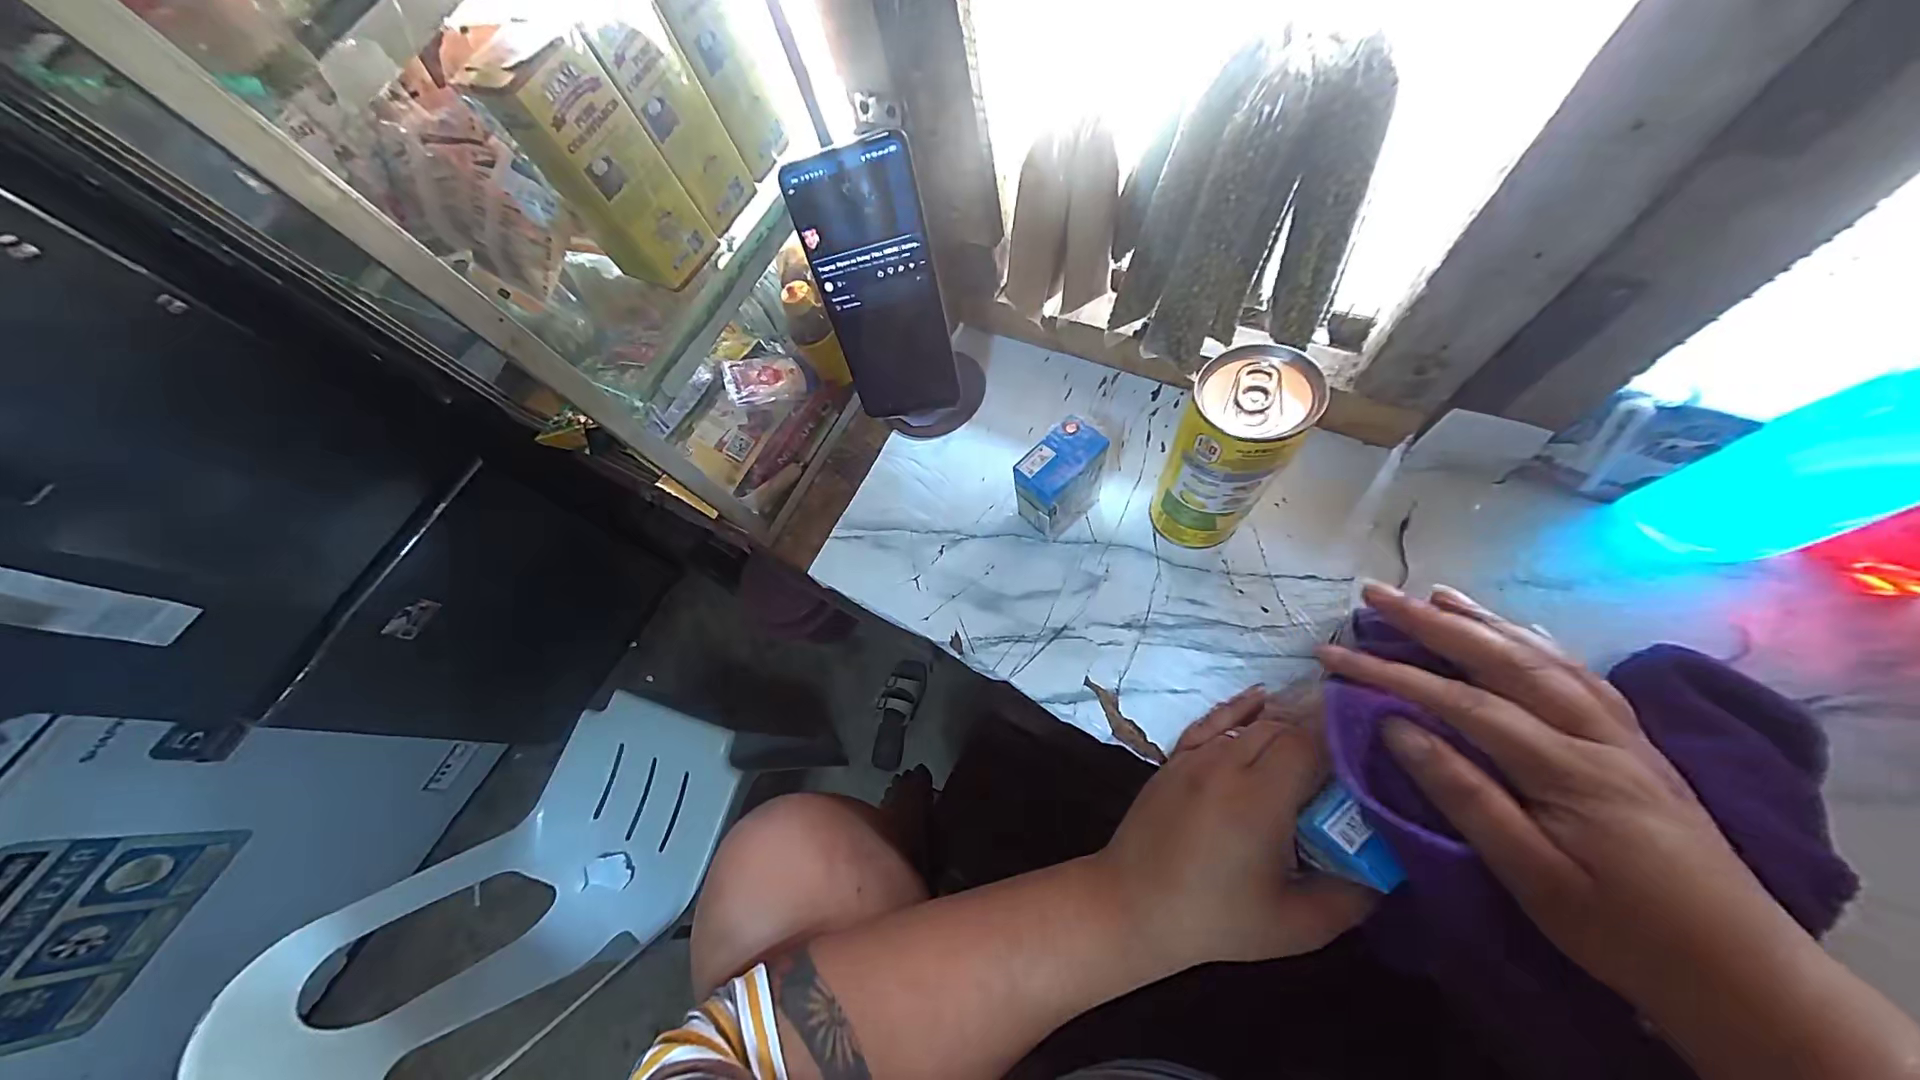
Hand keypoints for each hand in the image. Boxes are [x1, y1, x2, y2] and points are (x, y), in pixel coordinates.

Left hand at [1093, 686, 1374, 969]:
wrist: (1131, 904)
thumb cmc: (1215, 919)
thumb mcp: (1296, 925)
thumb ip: (1351, 897)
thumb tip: (1390, 868)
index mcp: (1258, 799)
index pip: (1309, 743)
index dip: (1343, 736)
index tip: (1375, 740)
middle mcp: (1225, 765)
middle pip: (1282, 727)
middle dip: (1322, 730)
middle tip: (1357, 744)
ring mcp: (1195, 758)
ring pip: (1249, 722)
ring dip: (1286, 719)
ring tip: (1322, 722)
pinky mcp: (1174, 759)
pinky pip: (1212, 721)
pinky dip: (1239, 707)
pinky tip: (1260, 698)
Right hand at [1315, 582, 1806, 1009]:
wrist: (1748, 977)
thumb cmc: (1624, 932)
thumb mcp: (1529, 876)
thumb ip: (1462, 793)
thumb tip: (1394, 726)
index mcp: (1569, 769)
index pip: (1461, 703)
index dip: (1389, 674)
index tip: (1331, 657)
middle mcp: (1599, 735)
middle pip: (1504, 660)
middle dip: (1432, 622)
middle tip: (1375, 595)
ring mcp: (1624, 735)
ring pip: (1544, 658)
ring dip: (1484, 621)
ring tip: (1434, 595)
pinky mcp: (1636, 746)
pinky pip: (1578, 676)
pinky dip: (1536, 643)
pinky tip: (1517, 632)